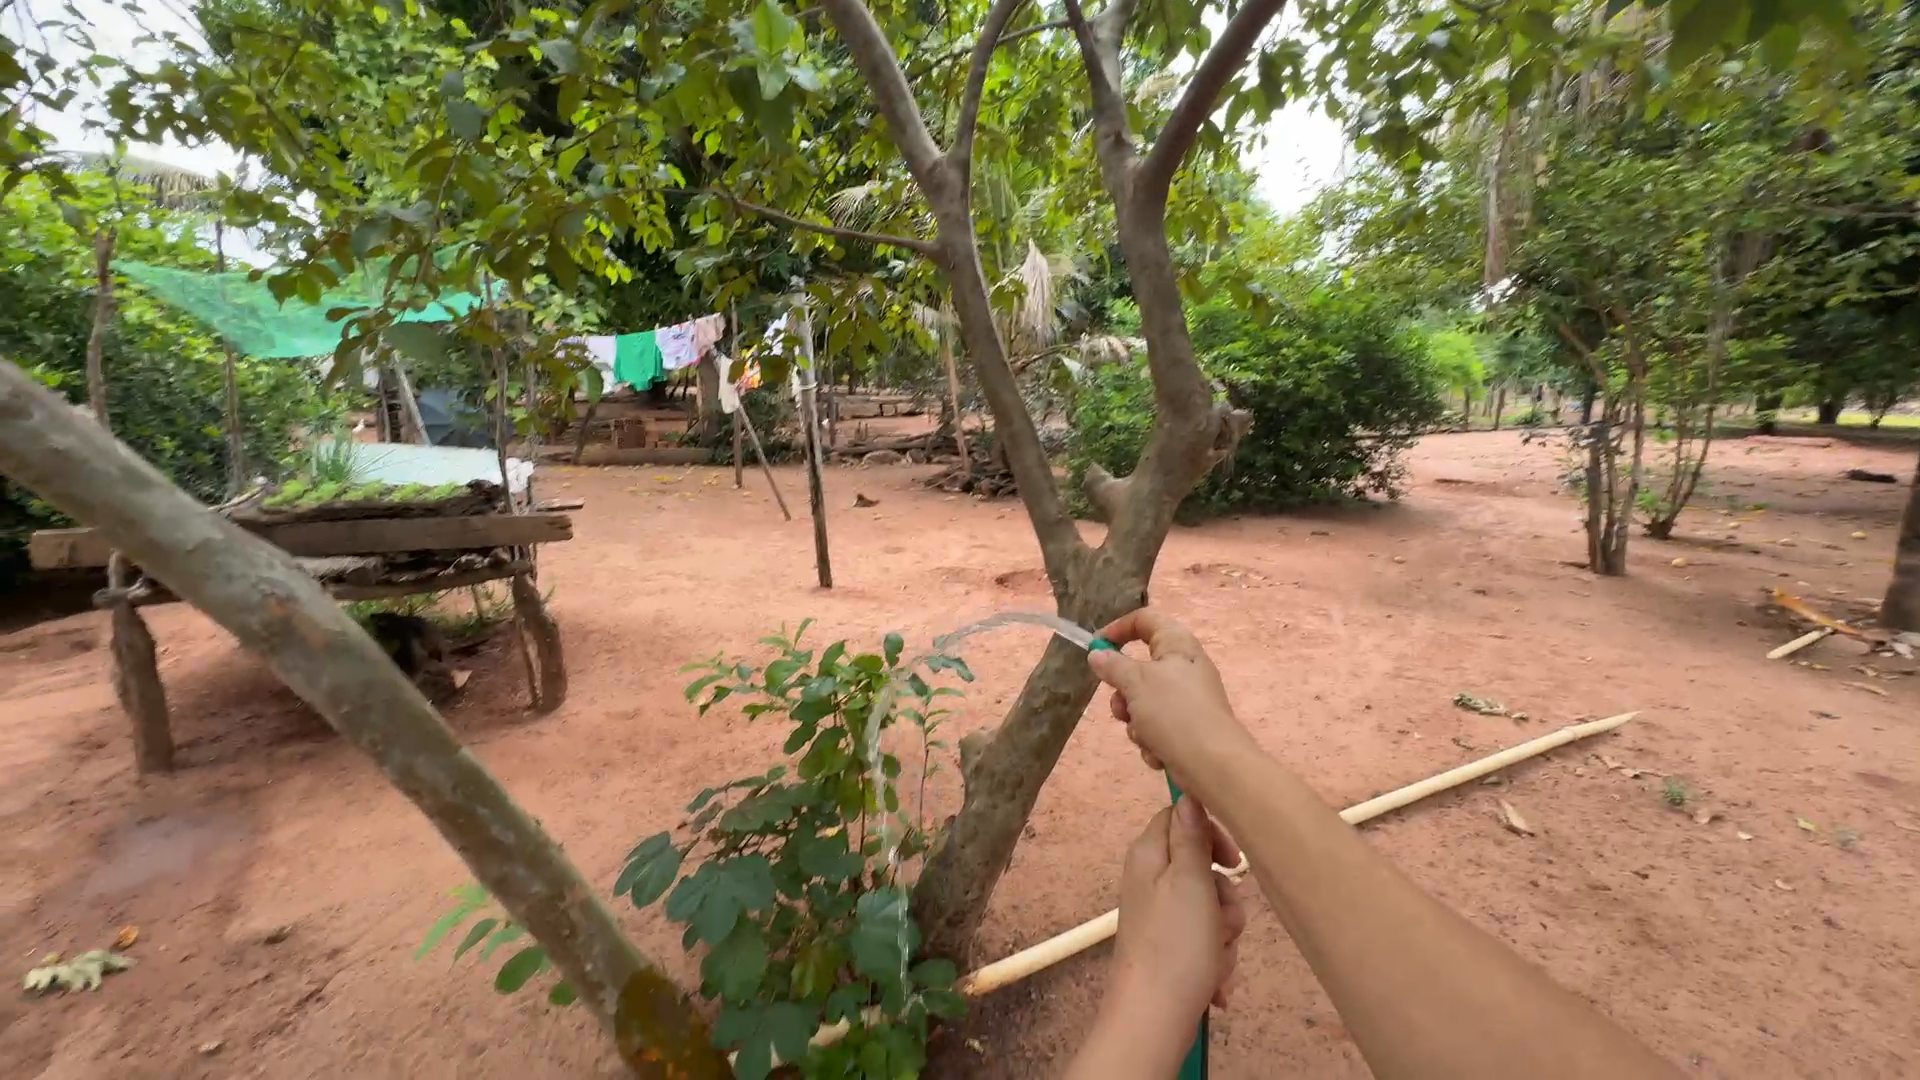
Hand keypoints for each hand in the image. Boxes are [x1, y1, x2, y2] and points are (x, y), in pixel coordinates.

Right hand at [1086, 608, 1241, 781]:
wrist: (1214, 766)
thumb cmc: (1174, 713)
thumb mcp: (1136, 683)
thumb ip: (1113, 665)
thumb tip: (1097, 654)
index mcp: (1177, 645)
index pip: (1145, 619)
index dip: (1118, 628)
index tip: (1095, 648)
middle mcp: (1184, 669)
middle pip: (1139, 667)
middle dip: (1123, 691)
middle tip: (1120, 704)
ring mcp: (1187, 701)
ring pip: (1143, 702)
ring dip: (1135, 720)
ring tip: (1143, 734)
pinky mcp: (1187, 729)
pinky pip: (1156, 727)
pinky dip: (1152, 740)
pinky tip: (1158, 753)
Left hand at [1104, 799, 1246, 1054]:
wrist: (1153, 1018)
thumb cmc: (1175, 944)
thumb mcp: (1191, 881)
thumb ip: (1191, 836)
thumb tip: (1188, 794)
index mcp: (1149, 853)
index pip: (1181, 817)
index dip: (1212, 834)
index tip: (1234, 861)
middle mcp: (1149, 878)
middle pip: (1202, 867)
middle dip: (1224, 899)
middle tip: (1222, 921)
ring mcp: (1159, 914)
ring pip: (1210, 908)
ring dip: (1223, 935)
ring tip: (1215, 958)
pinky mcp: (1168, 946)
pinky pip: (1204, 940)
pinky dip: (1215, 959)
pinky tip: (1213, 983)